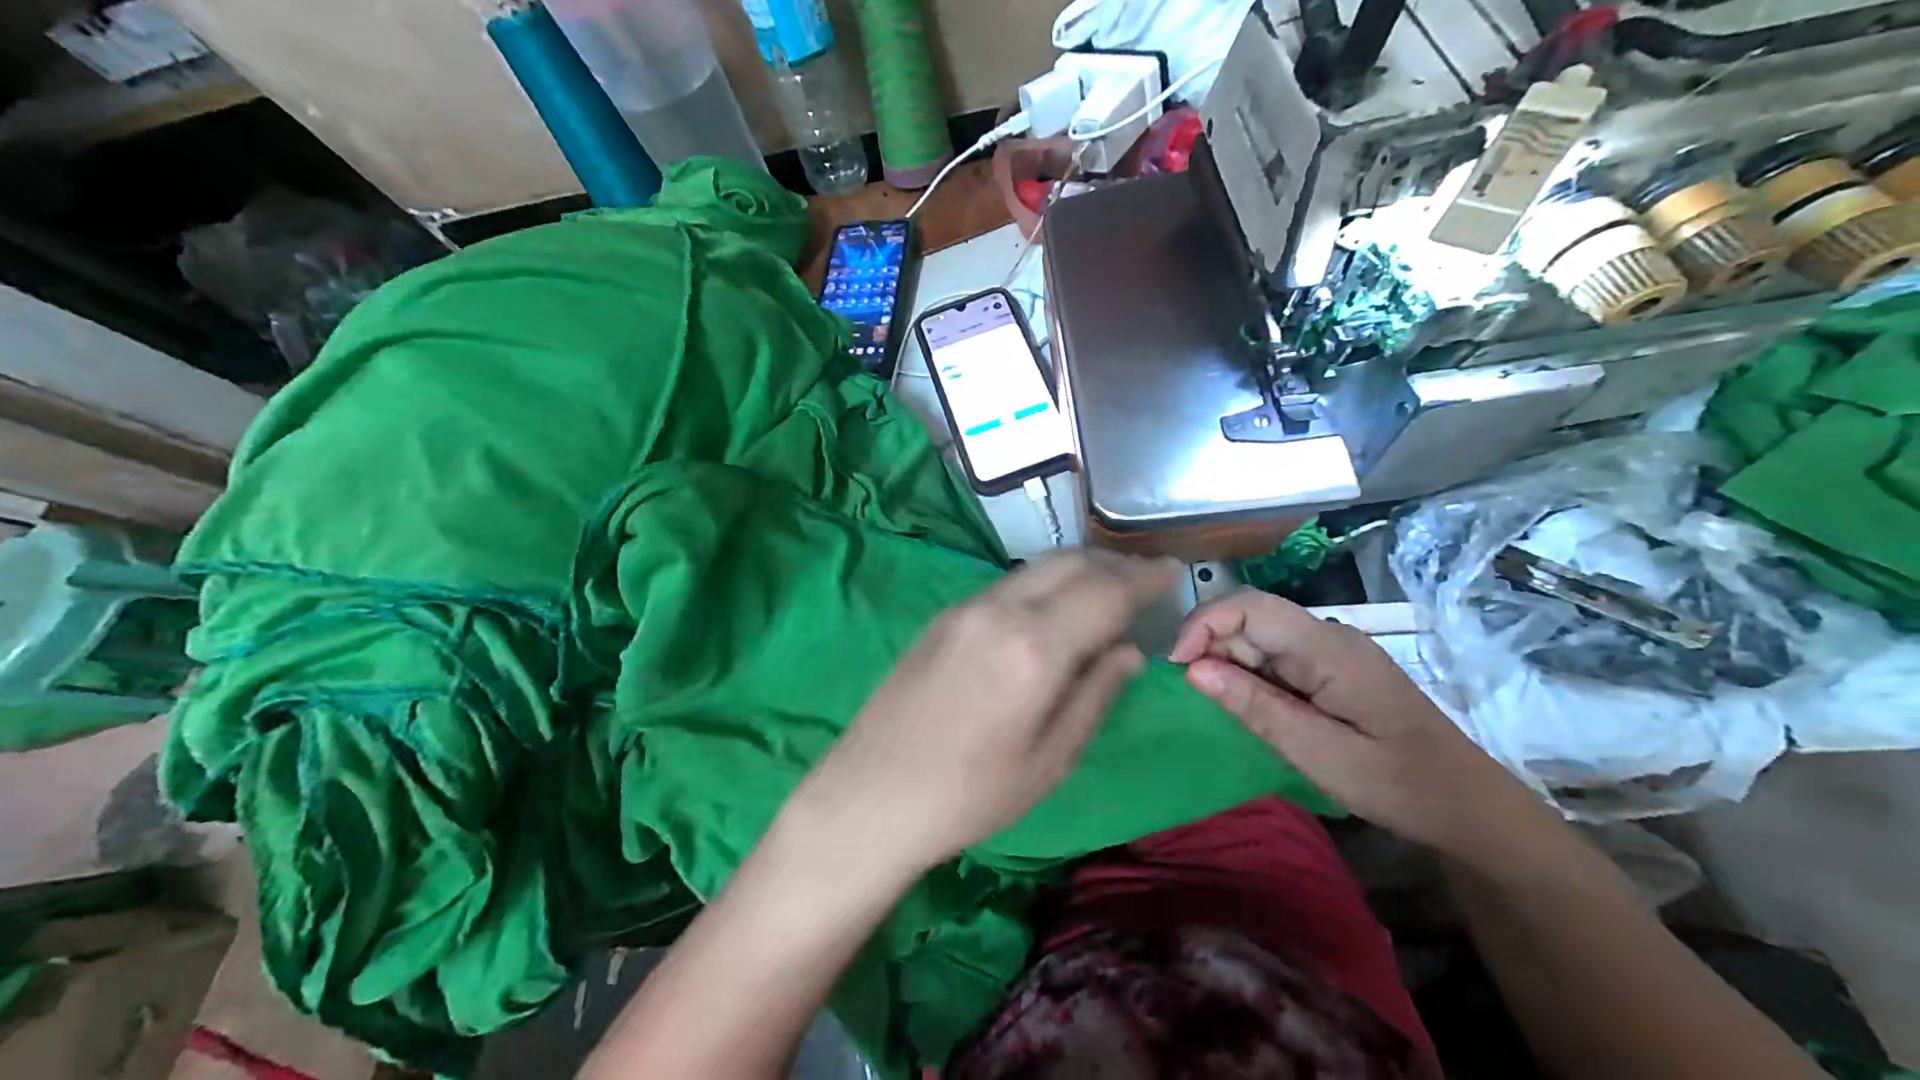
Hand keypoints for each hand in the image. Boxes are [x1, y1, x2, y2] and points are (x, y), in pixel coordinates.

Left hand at [787, 551, 1180, 878]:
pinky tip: (1055, 606)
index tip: (1175, 572)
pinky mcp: (942, 618)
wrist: (871, 794)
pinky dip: (1045, 583)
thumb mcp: (1049, 759)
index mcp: (1032, 647)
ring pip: (1036, 568)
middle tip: (1146, 577)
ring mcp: (965, 609)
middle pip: (1069, 563)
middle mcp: (998, 611)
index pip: (1104, 591)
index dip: (1145, 578)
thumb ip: (1094, 695)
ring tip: (1108, 587)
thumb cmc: (969, 796)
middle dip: (1114, 563)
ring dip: (1078, 569)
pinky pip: (1008, 584)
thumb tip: (1127, 650)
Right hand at [1169, 589, 1553, 860]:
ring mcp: (1330, 650)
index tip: (1178, 670)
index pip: (1249, 606)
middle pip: (1249, 618)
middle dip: (1210, 648)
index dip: (1202, 624)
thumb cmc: (1398, 784)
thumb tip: (1192, 669)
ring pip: (1258, 636)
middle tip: (1195, 699)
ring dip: (1227, 664)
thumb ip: (1255, 708)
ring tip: (1219, 709)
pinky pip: (1274, 656)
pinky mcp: (1329, 668)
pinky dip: (1248, 676)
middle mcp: (1327, 636)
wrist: (1467, 805)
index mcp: (1329, 648)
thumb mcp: (1320, 754)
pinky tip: (1247, 708)